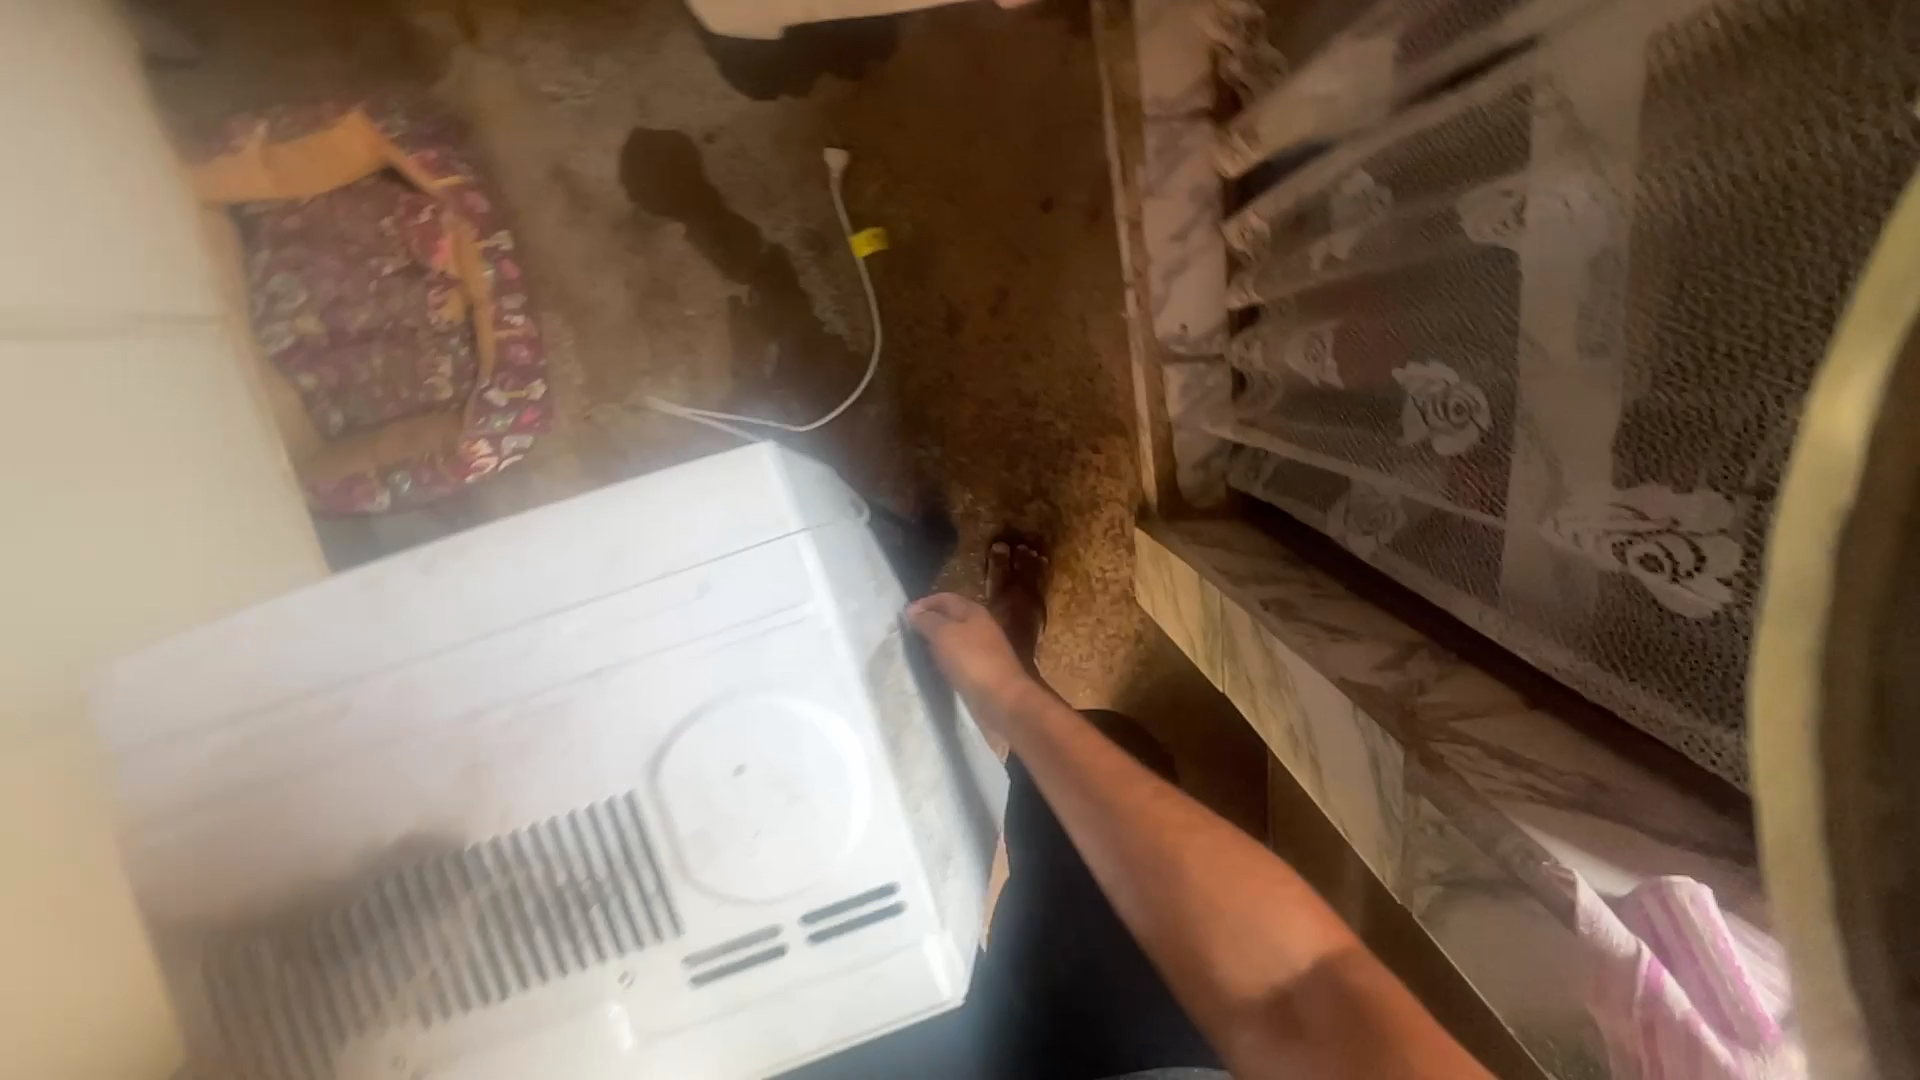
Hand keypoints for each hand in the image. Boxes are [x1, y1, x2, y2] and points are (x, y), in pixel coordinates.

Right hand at [905, 593, 1041, 720]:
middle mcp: (980, 626)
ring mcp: (983, 648)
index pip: (945, 598)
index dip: (924, 603)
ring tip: (916, 649)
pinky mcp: (982, 669)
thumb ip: (927, 620)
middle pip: (950, 617)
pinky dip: (944, 658)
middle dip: (929, 621)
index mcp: (973, 611)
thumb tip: (912, 610)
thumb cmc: (971, 660)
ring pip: (954, 638)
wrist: (1001, 698)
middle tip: (907, 632)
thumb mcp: (943, 634)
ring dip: (936, 641)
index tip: (904, 615)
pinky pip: (958, 657)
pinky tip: (934, 666)